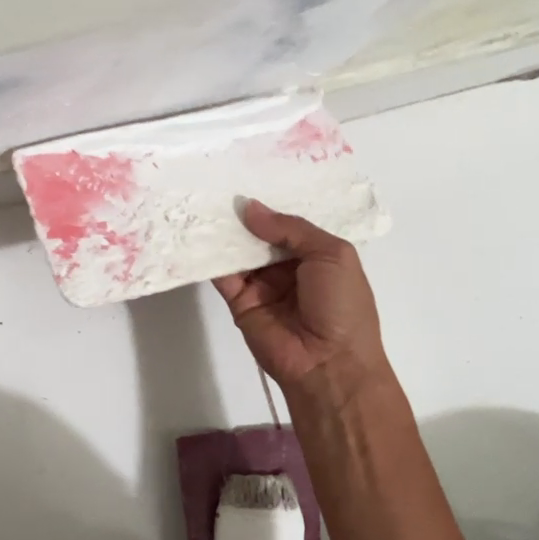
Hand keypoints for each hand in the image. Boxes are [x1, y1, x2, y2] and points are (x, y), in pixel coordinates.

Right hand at [213, 200, 387, 397]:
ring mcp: (261, 284)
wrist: (328, 363)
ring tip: (202, 203)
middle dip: (243, 215)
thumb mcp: (331, 254)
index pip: (289, 224)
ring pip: (238, 252)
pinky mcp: (238, 301)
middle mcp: (287, 267)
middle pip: (260, 235)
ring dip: (222, 232)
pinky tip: (196, 234)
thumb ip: (290, 228)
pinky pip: (222, 275)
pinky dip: (209, 257)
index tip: (247, 176)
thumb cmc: (342, 305)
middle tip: (216, 183)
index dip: (272, 204)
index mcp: (317, 255)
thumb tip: (248, 207)